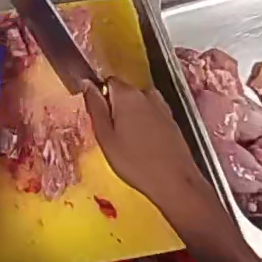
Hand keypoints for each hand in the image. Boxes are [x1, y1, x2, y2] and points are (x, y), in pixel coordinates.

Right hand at [83, 77, 230, 233]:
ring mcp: (162, 106)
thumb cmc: (133, 161)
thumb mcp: (105, 136)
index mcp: (127, 94)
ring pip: (137, 104)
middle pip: (123, 92)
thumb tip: (87, 84)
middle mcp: (147, 94)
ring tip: (126, 142)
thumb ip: (95, 106)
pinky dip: (143, 123)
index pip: (107, 81)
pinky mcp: (171, 119)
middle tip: (110, 134)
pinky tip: (142, 144)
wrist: (174, 181)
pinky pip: (150, 113)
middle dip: (114, 107)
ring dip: (129, 116)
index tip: (98, 117)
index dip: (100, 96)